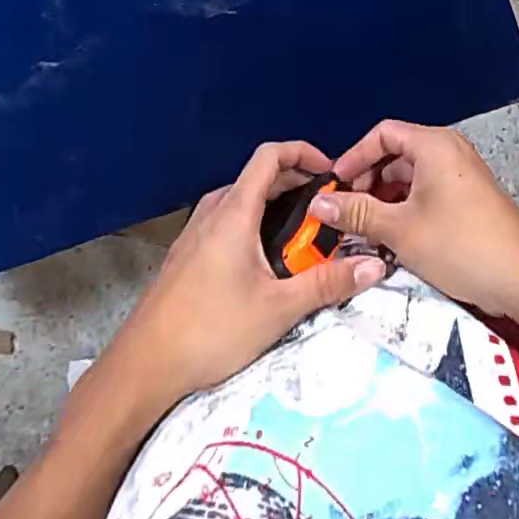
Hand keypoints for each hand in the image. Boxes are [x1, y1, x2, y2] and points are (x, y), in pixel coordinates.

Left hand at [103, 141, 387, 400]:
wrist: (142, 366)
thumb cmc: (210, 330)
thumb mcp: (278, 309)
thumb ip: (328, 283)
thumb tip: (376, 265)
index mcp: (235, 211)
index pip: (270, 155)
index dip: (304, 152)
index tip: (331, 173)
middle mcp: (214, 211)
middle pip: (260, 176)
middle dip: (298, 183)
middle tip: (329, 210)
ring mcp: (197, 230)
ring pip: (244, 198)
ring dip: (277, 203)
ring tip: (305, 232)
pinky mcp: (189, 251)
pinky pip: (229, 218)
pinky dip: (256, 220)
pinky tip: (267, 257)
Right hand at [316, 120, 518, 318]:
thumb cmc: (464, 246)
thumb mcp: (400, 229)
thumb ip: (357, 212)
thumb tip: (320, 203)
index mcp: (434, 145)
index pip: (382, 134)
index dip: (354, 156)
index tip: (335, 183)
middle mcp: (448, 152)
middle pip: (394, 154)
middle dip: (367, 181)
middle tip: (347, 210)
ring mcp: (460, 175)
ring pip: (408, 177)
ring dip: (383, 199)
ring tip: (364, 228)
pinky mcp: (466, 199)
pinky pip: (425, 192)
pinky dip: (404, 208)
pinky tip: (390, 236)